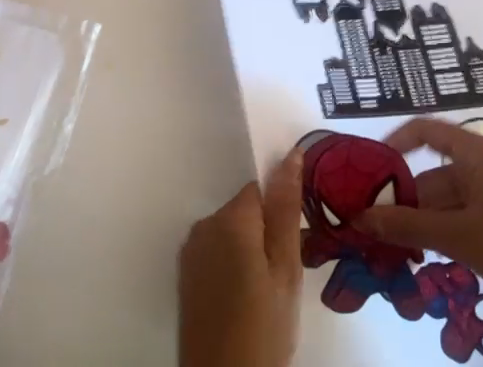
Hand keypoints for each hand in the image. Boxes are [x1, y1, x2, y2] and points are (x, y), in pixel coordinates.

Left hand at [178, 149, 303, 366]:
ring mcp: (190, 250)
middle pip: (244, 211)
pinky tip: (244, 299)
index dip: (281, 212)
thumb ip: (286, 210)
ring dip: (249, 251)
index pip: (260, 189)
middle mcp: (203, 225)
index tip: (296, 242)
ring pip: (231, 233)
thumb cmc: (264, 327)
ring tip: (265, 293)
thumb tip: (290, 155)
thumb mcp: (286, 269)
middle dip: (266, 234)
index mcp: (229, 219)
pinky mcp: (185, 273)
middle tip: (284, 276)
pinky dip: (232, 266)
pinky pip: (216, 252)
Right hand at [355, 118, 482, 322]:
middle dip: (404, 200)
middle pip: (432, 173)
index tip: (369, 171)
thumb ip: (407, 226)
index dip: (393, 144)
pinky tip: (429, 256)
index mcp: (478, 154)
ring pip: (447, 199)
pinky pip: (464, 214)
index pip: (425, 130)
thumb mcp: (460, 239)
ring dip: (422, 222)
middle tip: (374, 228)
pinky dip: (445, 231)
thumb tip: (360, 218)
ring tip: (396, 249)